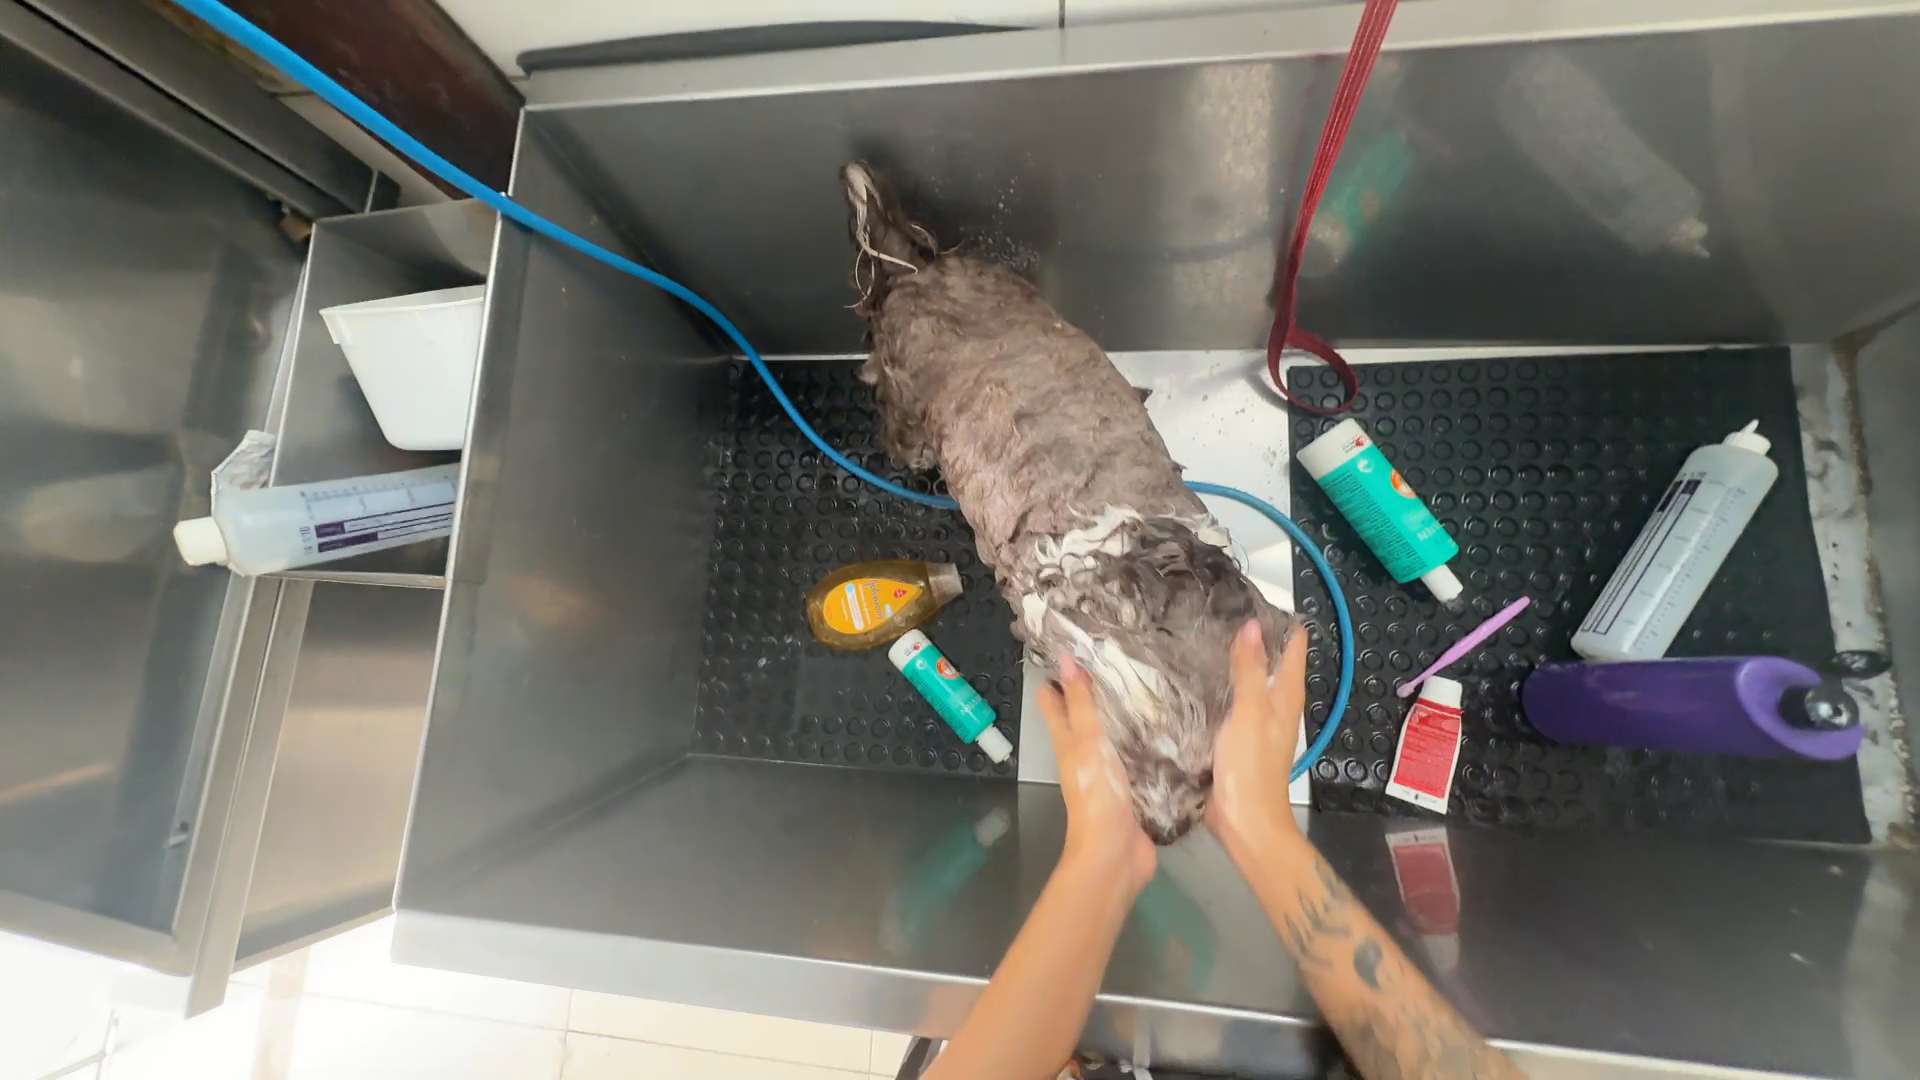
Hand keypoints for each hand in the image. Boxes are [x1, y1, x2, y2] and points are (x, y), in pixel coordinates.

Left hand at [1038, 654, 1156, 893]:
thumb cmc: (1096, 793)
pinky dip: (1143, 746)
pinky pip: (1135, 761)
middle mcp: (1083, 755)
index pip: (1055, 702)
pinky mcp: (1131, 791)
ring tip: (1143, 692)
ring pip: (1109, 738)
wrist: (1115, 854)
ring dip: (1119, 720)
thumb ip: (1081, 703)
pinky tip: (1164, 736)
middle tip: (1113, 663)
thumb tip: (1066, 659)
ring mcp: (1107, 774)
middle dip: (1089, 694)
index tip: (1070, 649)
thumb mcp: (1087, 741)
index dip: (1056, 678)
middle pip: (1081, 718)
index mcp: (1067, 742)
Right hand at [1207, 619, 1309, 871]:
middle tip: (1224, 608)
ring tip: (1207, 634)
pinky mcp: (1236, 737)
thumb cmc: (1251, 765)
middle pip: (1272, 662)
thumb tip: (1253, 624)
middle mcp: (1275, 706)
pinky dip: (1219, 685)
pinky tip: (1197, 679)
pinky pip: (1230, 701)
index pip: (1293, 649)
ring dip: (1235, 660)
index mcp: (1286, 697)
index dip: (1282, 623)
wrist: (1244, 820)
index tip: (1256, 597)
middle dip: (1256, 637)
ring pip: (1250, 681)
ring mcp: (1256, 722)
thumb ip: (1249, 669)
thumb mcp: (1249, 711)